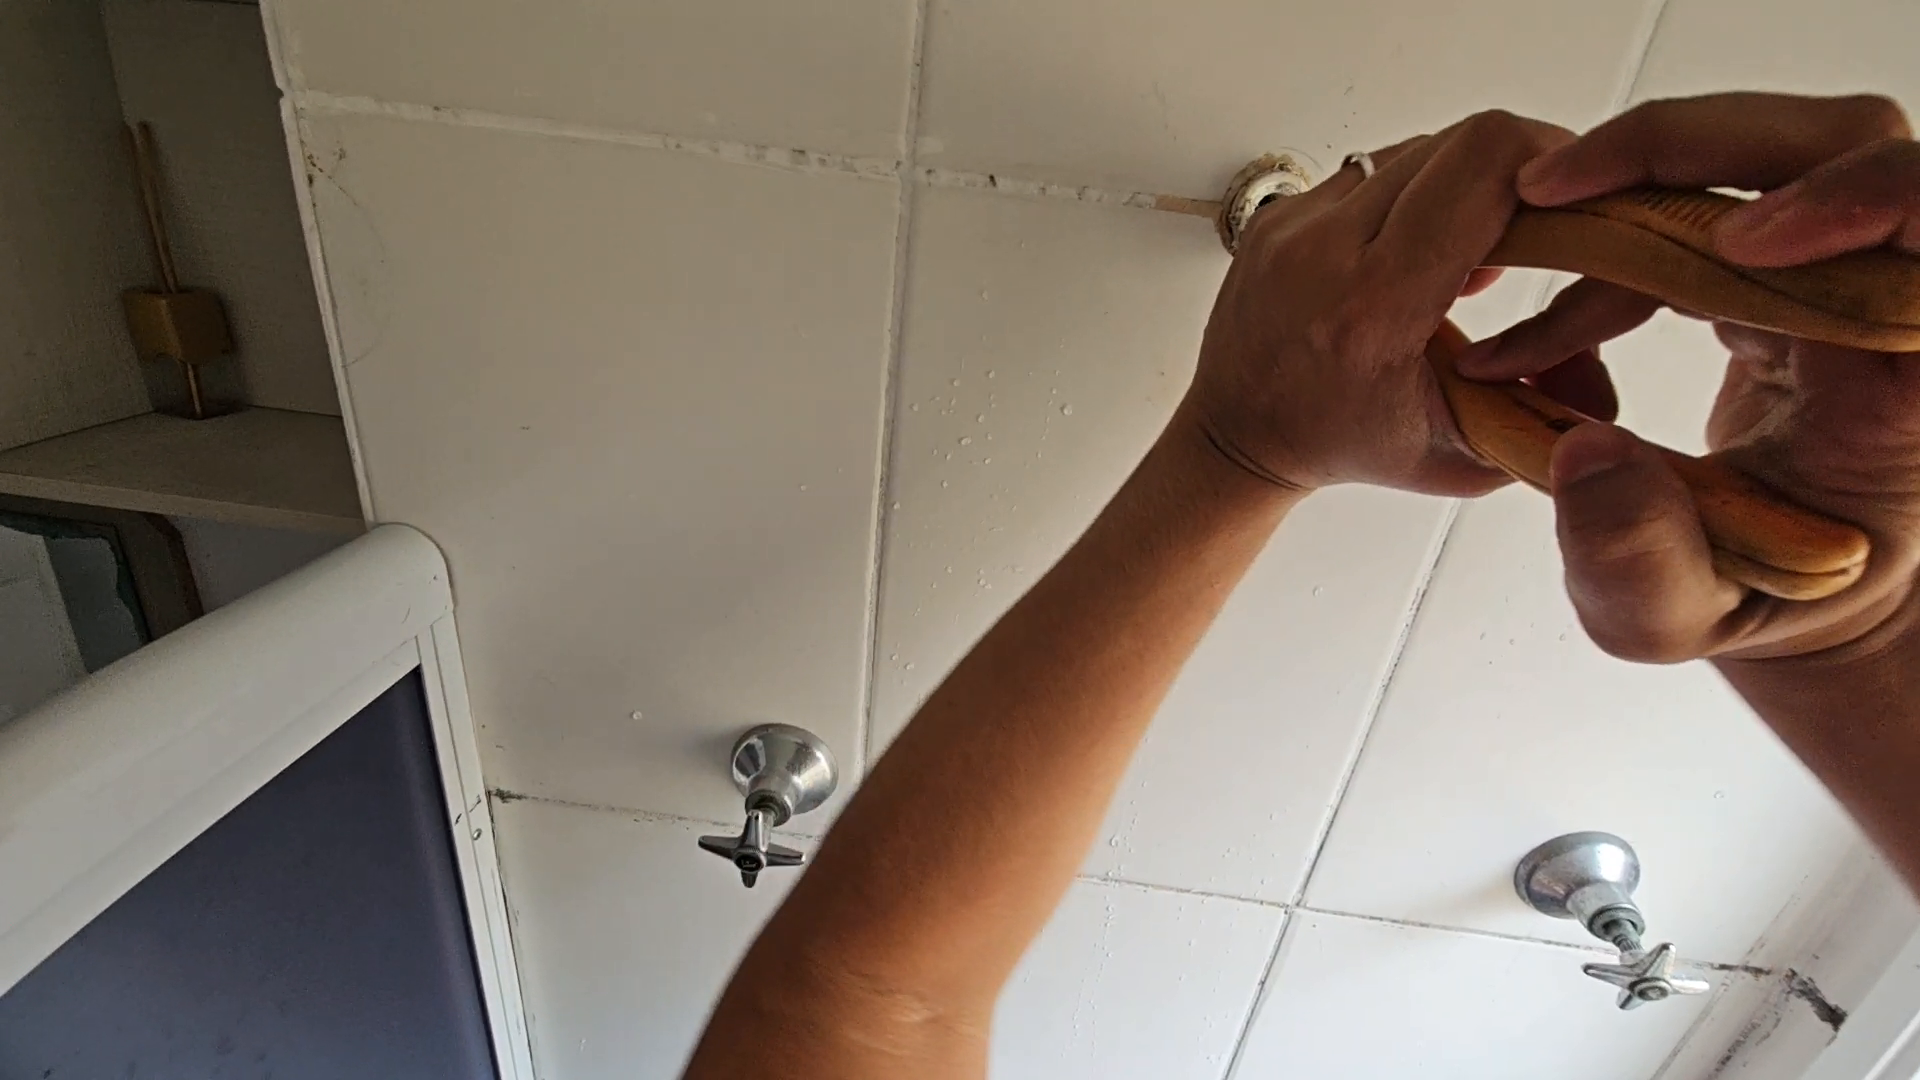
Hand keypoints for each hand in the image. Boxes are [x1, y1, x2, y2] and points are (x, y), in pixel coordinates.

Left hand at [1181, 111, 1576, 494]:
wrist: (1236, 438)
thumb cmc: (1333, 445)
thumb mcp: (1452, 454)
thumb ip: (1541, 411)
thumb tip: (1607, 371)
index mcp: (1371, 308)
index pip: (1486, 163)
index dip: (1551, 169)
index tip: (1569, 212)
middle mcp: (1320, 255)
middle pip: (1459, 143)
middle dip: (1512, 176)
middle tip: (1524, 232)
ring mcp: (1289, 231)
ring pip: (1411, 152)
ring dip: (1453, 188)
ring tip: (1457, 253)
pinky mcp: (1272, 222)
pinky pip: (1362, 175)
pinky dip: (1400, 201)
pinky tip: (1402, 253)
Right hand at [1457, 92, 1919, 661]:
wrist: (1774, 591)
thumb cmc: (1745, 605)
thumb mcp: (1665, 616)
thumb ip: (1626, 555)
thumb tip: (1580, 447)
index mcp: (1905, 392)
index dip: (1864, 201)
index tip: (1741, 238)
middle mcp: (1887, 315)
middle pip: (1841, 153)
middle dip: (1690, 148)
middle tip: (1552, 186)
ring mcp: (1827, 292)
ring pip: (1756, 170)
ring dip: (1623, 194)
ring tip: (1519, 246)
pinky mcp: (1771, 291)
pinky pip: (1688, 230)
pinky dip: (1594, 266)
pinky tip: (1533, 342)